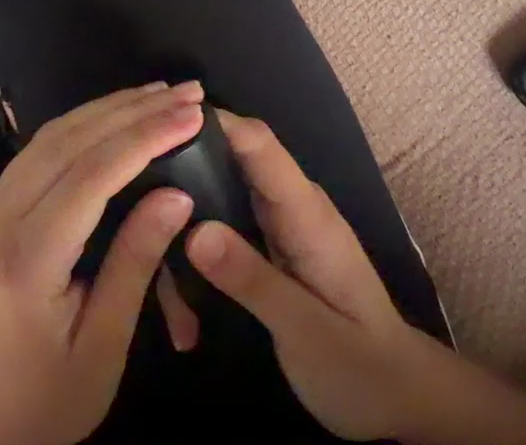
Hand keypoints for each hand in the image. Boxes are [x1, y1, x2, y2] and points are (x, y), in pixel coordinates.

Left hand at [0, 81, 202, 444]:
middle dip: (133, 110)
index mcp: (27, 258)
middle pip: (69, 142)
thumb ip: (136, 262)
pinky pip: (40, 149)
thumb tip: (177, 193)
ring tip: (161, 93)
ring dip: (108, 108)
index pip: (92, 175)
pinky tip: (116, 114)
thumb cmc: (51, 396)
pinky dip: (83, 123)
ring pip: (52, 136)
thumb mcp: (105, 342)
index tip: (192, 115)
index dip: (145, 137)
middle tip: (187, 92)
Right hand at [182, 110, 424, 440]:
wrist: (399, 401)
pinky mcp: (265, 249)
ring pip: (214, 203)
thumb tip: (193, 230)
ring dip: (182, 238)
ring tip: (163, 296)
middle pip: (225, 164)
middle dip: (178, 179)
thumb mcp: (306, 330)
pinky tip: (182, 316)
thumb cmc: (361, 366)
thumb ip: (253, 279)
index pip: (258, 144)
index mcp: (306, 214)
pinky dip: (195, 265)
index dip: (211, 124)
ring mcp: (276, 227)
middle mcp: (289, 208)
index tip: (153, 129)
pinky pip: (218, 235)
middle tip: (127, 205)